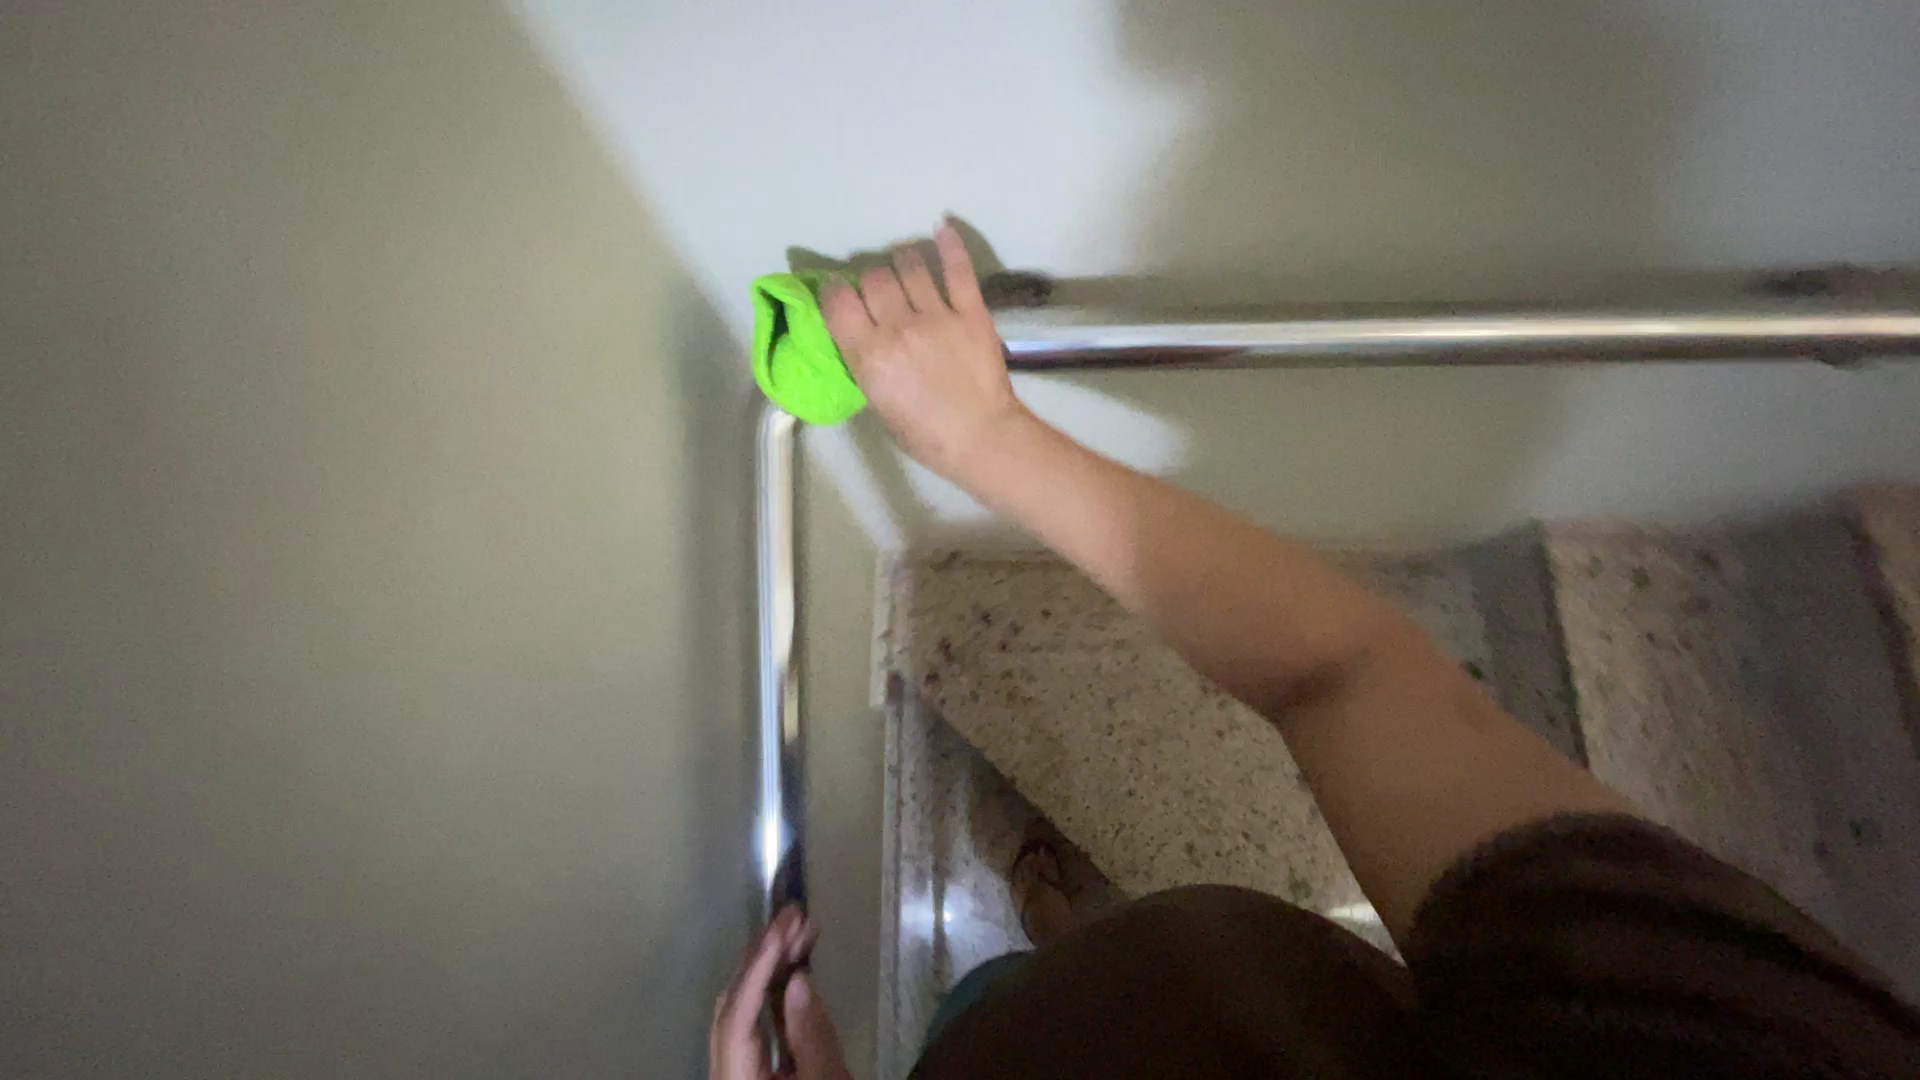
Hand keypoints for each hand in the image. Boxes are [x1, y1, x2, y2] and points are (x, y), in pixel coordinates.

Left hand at [710, 906, 849, 1079]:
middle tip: (794, 916)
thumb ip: (811, 1034)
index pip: (736, 1018)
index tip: (783, 927)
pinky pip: (754, 1024)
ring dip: (768, 968)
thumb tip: (796, 979)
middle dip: (761, 958)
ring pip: (741, 1012)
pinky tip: (797, 964)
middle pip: (730, 1009)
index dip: (758, 969)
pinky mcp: (751, 1073)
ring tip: (801, 929)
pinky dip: (773, 990)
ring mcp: (735, 1075)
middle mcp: (725, 1078)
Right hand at [822, 223, 1030, 478]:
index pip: (838, 301)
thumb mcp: (880, 404)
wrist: (980, 438)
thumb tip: (865, 338)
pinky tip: (943, 230)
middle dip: (873, 281)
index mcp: (869, 355)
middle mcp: (898, 326)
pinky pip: (957, 269)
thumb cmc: (925, 435)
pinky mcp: (971, 312)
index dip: (836, 292)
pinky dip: (950, 246)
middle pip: (875, 278)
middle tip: (881, 291)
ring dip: (904, 262)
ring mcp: (937, 315)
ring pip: (911, 266)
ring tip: (907, 266)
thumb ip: (868, 365)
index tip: (841, 294)